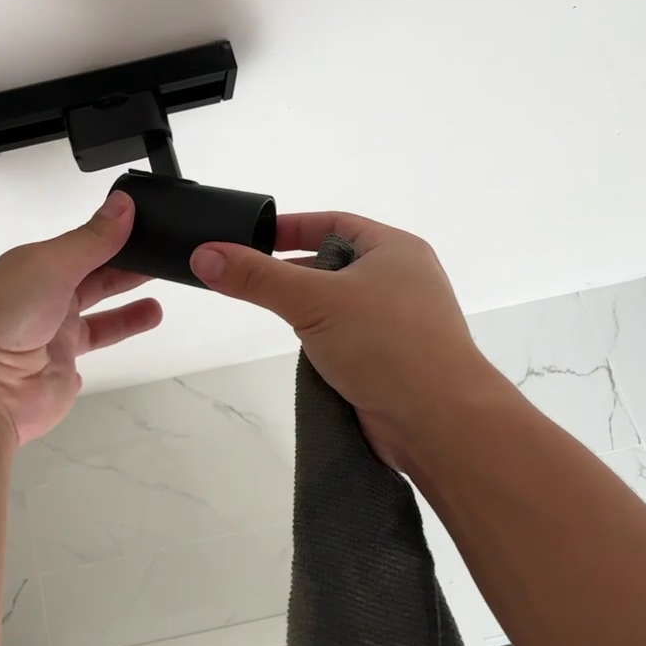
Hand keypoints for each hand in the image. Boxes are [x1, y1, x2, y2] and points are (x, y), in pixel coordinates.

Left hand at [0, 191, 163, 446]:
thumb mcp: (52, 264)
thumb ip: (92, 239)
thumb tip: (121, 207)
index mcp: (35, 265)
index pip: (84, 244)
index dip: (114, 235)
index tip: (146, 226)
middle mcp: (43, 298)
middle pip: (94, 277)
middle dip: (127, 268)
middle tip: (160, 259)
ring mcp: (54, 334)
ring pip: (99, 315)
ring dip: (127, 307)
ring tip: (156, 300)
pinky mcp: (63, 367)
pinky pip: (94, 348)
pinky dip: (113, 339)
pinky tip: (125, 335)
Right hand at [189, 212, 499, 469]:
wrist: (441, 422)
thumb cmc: (386, 343)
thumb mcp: (313, 299)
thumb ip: (256, 278)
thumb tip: (204, 256)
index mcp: (395, 250)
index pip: (334, 223)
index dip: (292, 227)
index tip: (252, 238)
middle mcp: (402, 280)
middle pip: (334, 263)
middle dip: (293, 271)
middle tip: (250, 279)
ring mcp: (400, 323)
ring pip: (339, 305)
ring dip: (307, 310)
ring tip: (271, 315)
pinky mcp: (392, 361)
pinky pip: (347, 339)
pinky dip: (322, 341)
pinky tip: (301, 351)